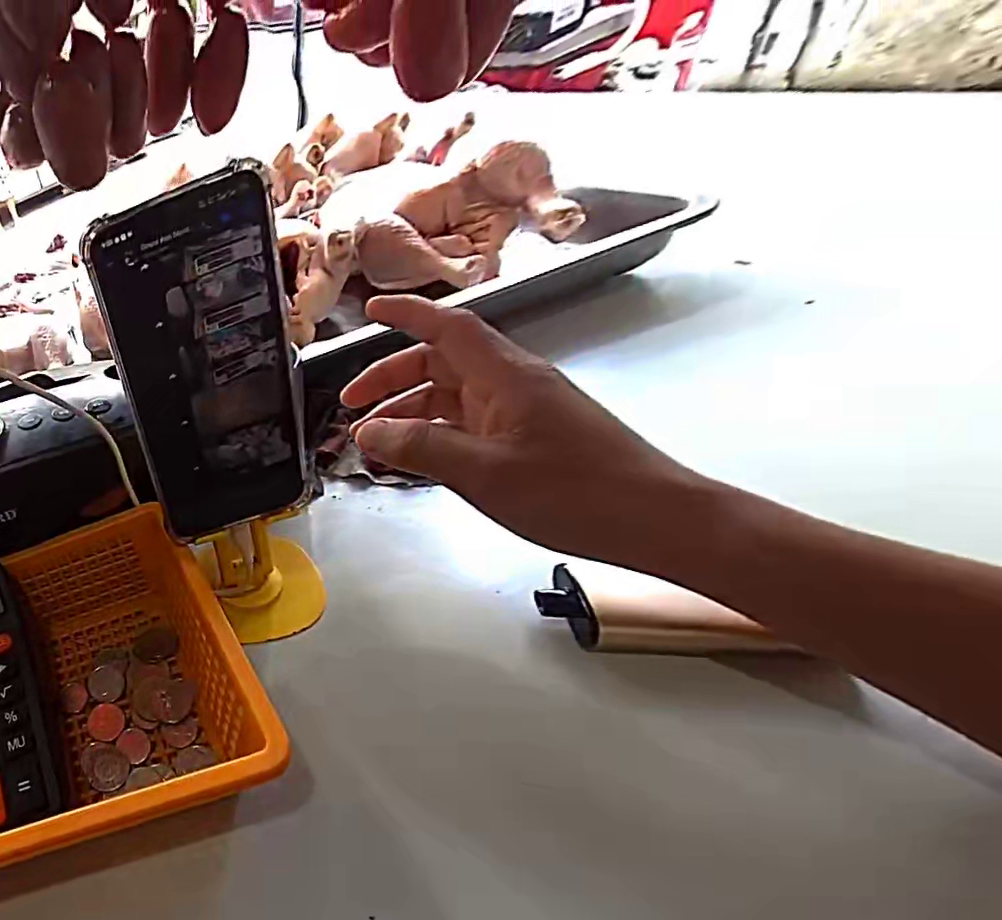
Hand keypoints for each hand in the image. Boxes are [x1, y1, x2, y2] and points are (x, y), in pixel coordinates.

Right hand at [340, 295, 712, 570]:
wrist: (656, 521)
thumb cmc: (575, 492)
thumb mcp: (483, 472)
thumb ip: (419, 448)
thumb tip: (368, 432)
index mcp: (506, 378)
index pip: (448, 329)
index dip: (407, 314)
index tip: (371, 310)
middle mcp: (511, 385)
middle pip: (439, 364)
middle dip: (390, 379)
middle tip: (350, 404)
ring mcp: (519, 412)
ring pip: (448, 398)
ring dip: (406, 412)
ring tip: (371, 440)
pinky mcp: (524, 438)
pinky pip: (463, 424)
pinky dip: (430, 435)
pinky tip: (410, 457)